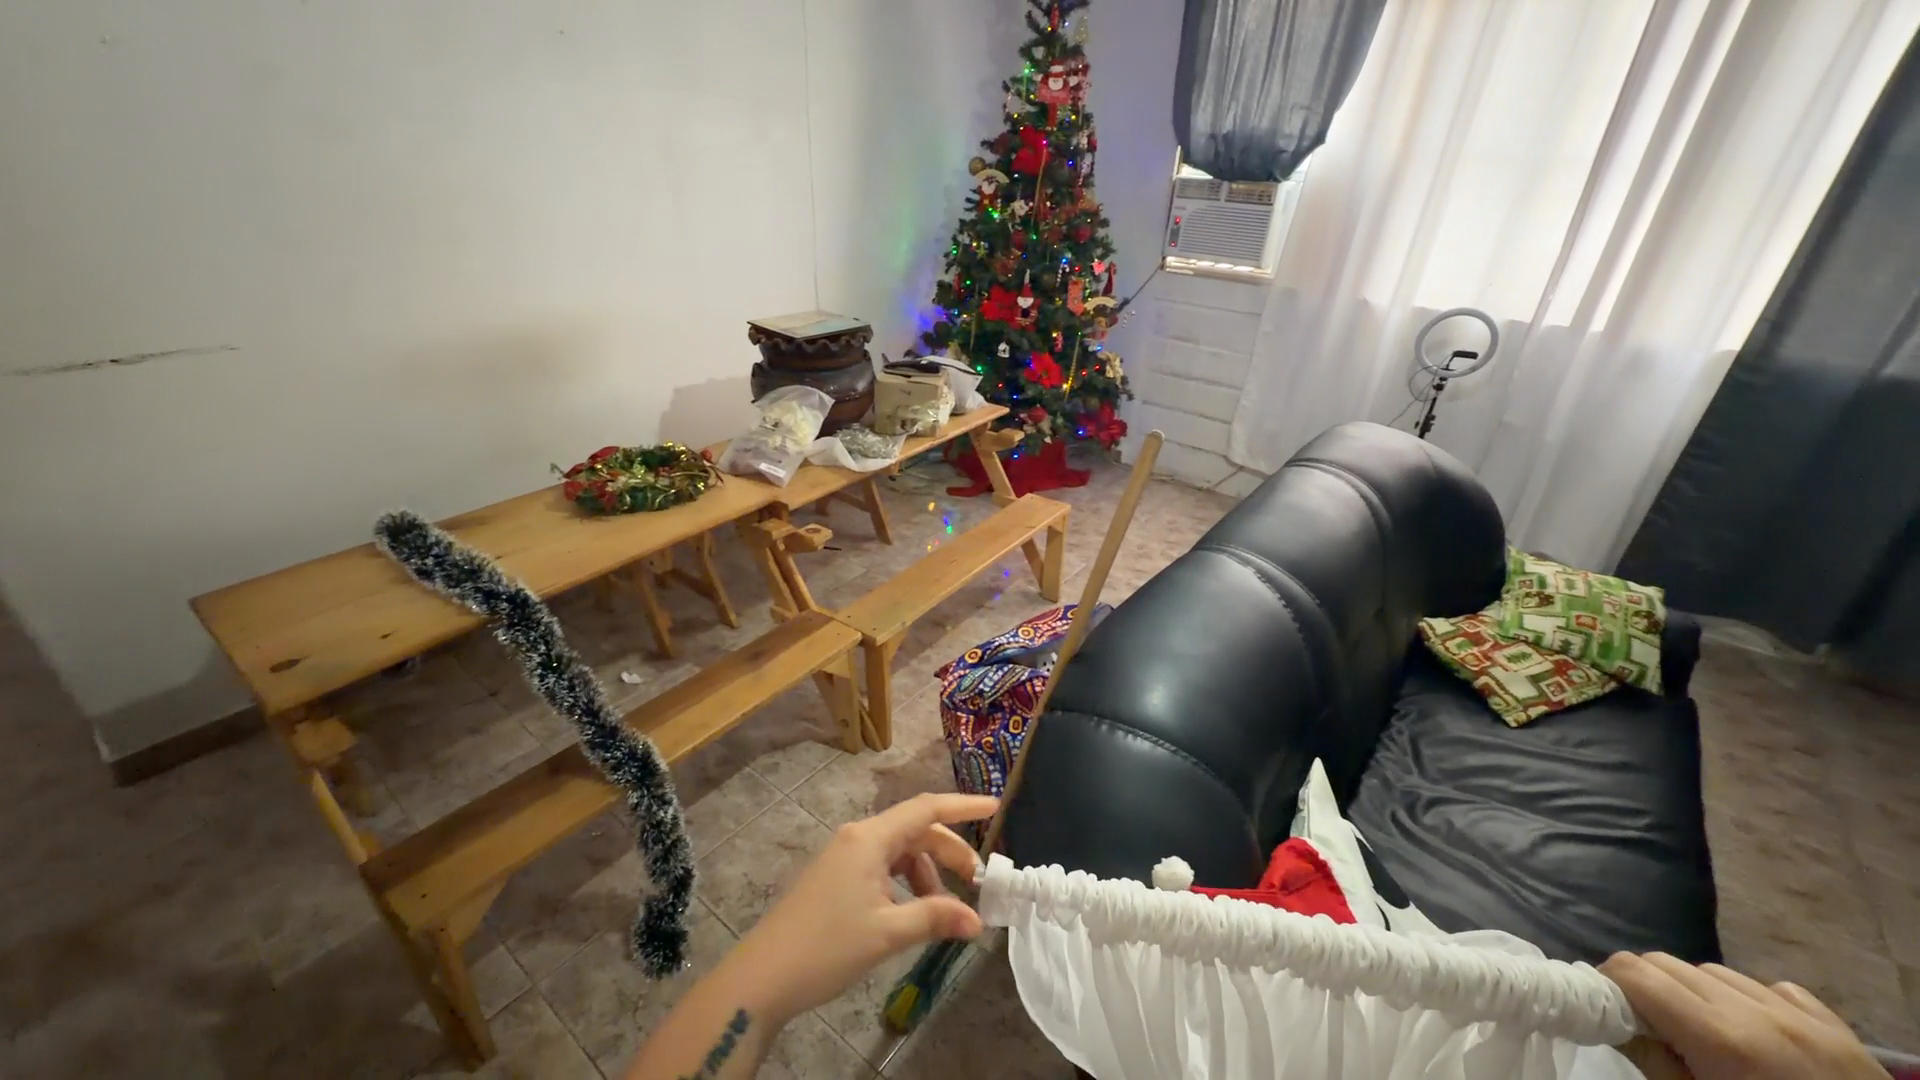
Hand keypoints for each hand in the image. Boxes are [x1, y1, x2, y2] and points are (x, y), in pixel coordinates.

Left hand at [721, 793, 998, 1024]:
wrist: (763, 976)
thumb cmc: (827, 946)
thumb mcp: (887, 933)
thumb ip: (935, 918)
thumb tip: (977, 921)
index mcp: (869, 838)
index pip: (926, 809)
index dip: (963, 805)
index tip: (996, 807)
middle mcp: (858, 837)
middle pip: (916, 831)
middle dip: (950, 852)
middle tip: (977, 882)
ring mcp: (845, 857)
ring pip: (900, 852)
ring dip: (928, 874)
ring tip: (943, 910)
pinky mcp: (837, 877)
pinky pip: (883, 868)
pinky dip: (906, 885)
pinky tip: (914, 914)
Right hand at [1602, 952, 1887, 1078]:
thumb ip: (1652, 1060)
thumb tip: (1614, 1020)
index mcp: (1717, 1037)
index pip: (1633, 972)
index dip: (1608, 982)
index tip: (1604, 1006)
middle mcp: (1755, 1013)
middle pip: (1666, 963)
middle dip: (1646, 984)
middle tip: (1648, 1021)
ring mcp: (1800, 1016)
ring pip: (1714, 971)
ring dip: (1694, 990)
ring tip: (1705, 1029)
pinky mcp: (1835, 1027)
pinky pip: (1772, 988)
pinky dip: (1749, 1000)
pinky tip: (1757, 1032)